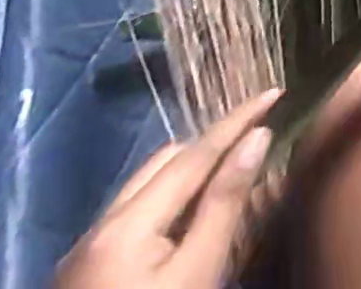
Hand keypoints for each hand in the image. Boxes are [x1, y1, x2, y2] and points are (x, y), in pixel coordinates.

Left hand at [56, 90, 280, 288]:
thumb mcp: (196, 276)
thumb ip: (224, 204)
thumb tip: (257, 138)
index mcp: (126, 223)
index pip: (194, 152)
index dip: (237, 119)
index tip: (274, 91)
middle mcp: (101, 224)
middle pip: (166, 161)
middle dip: (212, 144)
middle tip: (256, 139)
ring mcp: (87, 249)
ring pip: (147, 184)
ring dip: (190, 170)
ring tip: (230, 173)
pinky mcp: (86, 272)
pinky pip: (135, 211)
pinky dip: (169, 199)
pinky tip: (190, 217)